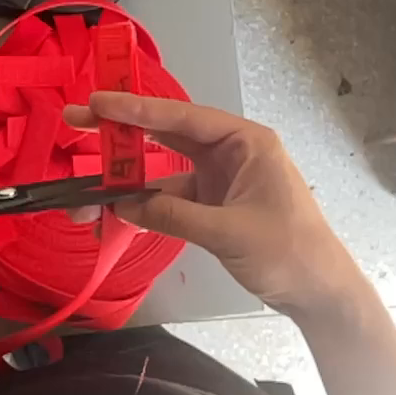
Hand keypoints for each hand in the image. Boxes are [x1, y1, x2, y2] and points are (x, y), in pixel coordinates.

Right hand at [64, 92, 374, 321]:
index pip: (183, 117)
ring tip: (84, 189)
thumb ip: (174, 215)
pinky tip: (115, 214)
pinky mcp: (212, 205)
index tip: (98, 102)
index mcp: (245, 142)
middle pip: (166, 134)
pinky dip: (143, 206)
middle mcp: (229, 152)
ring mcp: (219, 179)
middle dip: (121, 132)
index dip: (136, 109)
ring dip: (126, 179)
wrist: (319, 291)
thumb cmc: (288, 251)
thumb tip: (123, 205)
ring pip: (162, 170)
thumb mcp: (229, 231)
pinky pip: (169, 199)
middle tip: (76, 121)